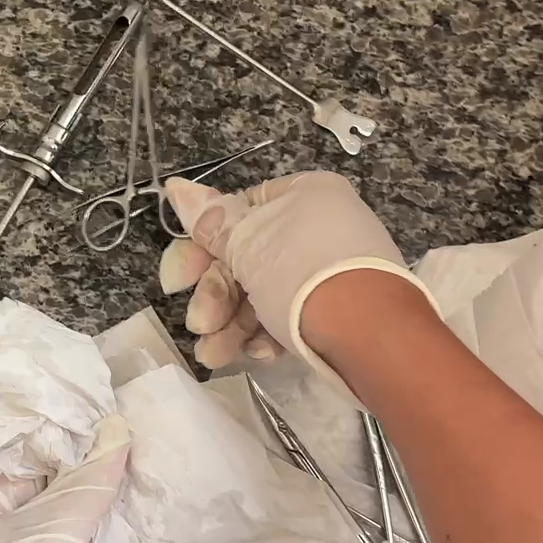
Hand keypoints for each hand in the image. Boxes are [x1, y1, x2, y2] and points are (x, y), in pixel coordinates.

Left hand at [0, 416, 130, 542]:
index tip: (110, 434)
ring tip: (139, 489)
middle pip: (40, 501)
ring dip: (92, 522)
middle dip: (83, 486)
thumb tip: (118, 432)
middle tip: (134, 457)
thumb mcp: (53, 536)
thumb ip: (87, 487)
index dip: (63, 452)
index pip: (20, 469)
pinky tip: (127, 539)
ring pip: (57, 536)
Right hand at [157, 171, 435, 374]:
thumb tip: (175, 186)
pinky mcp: (332, 309)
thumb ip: (208, 221)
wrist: (367, 333)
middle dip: (214, 299)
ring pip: (257, 295)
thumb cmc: (300, 275)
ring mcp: (324, 270)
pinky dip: (264, 335)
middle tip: (199, 326)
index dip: (198, 250)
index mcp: (301, 197)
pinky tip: (261, 354)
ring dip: (229, 327)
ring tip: (216, 356)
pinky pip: (283, 315)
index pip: (233, 214)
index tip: (176, 282)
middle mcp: (315, 228)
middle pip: (241, 262)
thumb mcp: (246, 244)